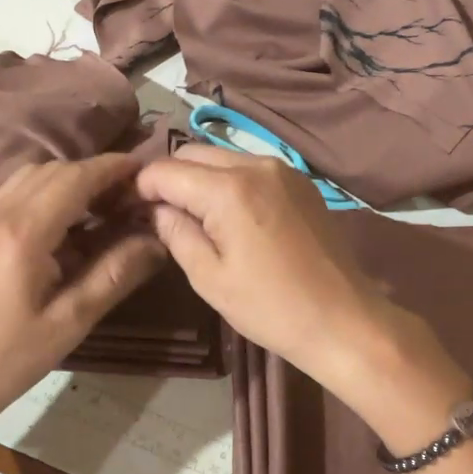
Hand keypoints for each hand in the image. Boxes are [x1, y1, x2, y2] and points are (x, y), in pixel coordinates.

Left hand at [0, 155, 166, 436]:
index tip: (146, 171)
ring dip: (69, 182)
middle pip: (53, 170)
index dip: (113, 168)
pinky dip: (46, 196)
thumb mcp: (71, 321)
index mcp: (23, 233)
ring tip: (104, 210)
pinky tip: (67, 228)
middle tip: (132, 198)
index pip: (75, 178)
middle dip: (94, 175)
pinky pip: (14, 195)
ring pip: (31, 177)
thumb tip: (156, 240)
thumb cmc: (9, 359)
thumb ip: (115, 274)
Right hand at [134, 145, 404, 385]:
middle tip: (157, 214)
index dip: (141, 188)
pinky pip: (250, 169)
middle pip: (193, 153)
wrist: (343, 320)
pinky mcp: (300, 183)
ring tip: (191, 216)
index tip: (129, 210)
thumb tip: (156, 210)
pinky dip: (229, 182)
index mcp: (228, 189)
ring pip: (222, 158)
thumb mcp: (209, 278)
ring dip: (200, 179)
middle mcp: (255, 165)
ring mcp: (283, 170)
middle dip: (169, 178)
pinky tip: (228, 215)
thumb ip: (176, 234)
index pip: (165, 170)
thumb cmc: (270, 307)